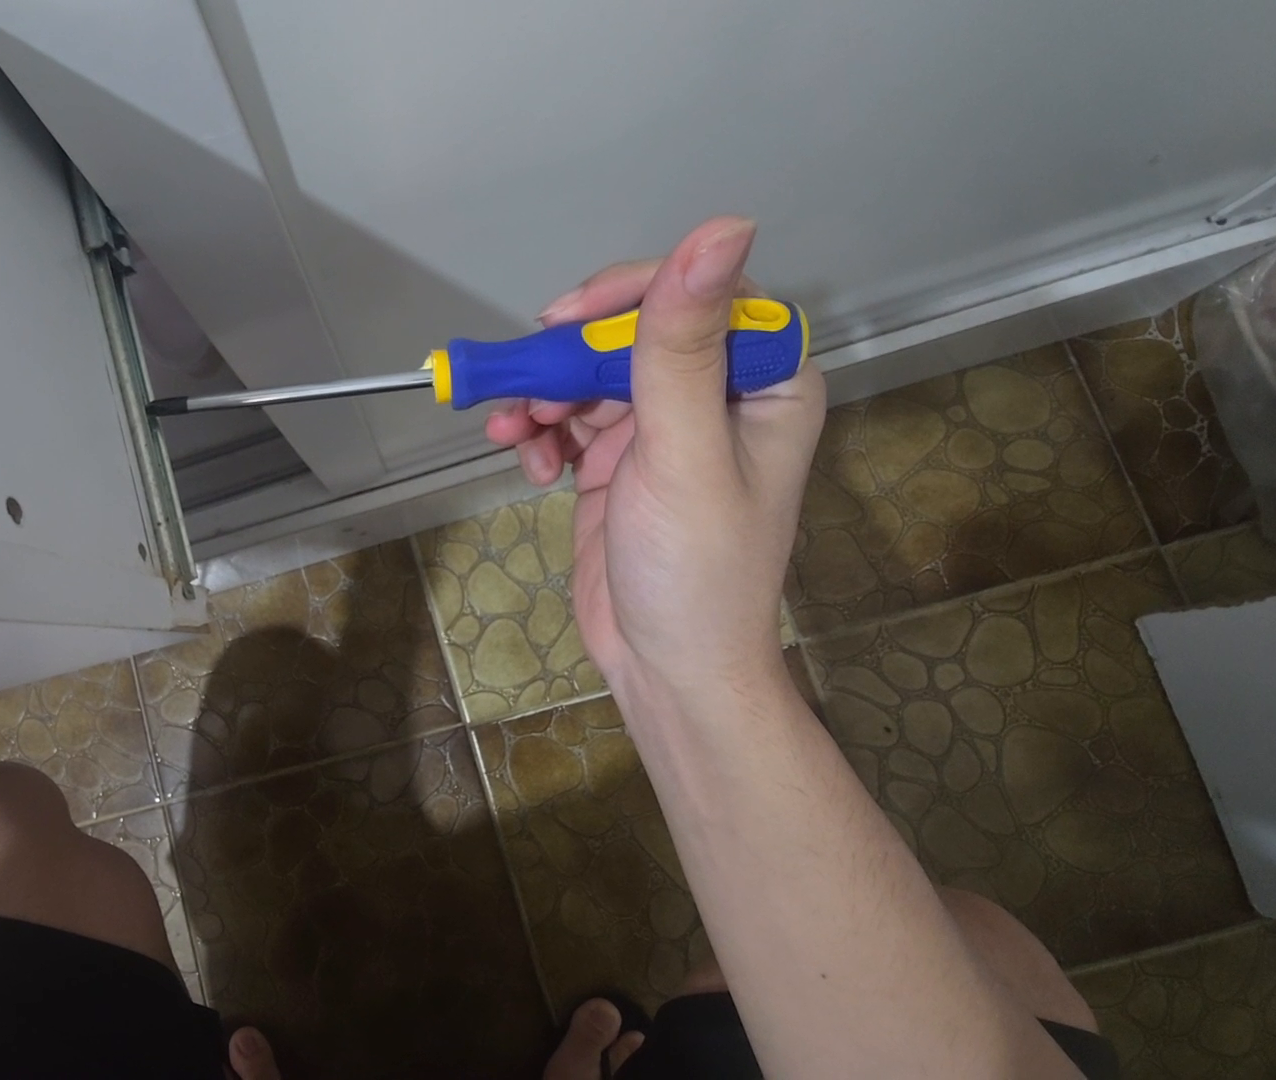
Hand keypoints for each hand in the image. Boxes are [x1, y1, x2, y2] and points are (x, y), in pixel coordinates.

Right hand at [484, 218, 825, 699]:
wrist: (664, 666)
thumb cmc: (695, 568)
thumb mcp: (684, 453)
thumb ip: (684, 346)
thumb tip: (722, 225)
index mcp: (761, 379)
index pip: (698, 296)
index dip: (630, 294)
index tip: (564, 321)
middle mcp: (713, 395)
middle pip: (629, 334)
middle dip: (568, 359)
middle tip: (525, 386)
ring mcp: (659, 430)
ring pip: (588, 377)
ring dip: (542, 397)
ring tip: (514, 432)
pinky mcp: (616, 463)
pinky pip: (569, 422)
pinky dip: (540, 435)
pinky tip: (529, 462)